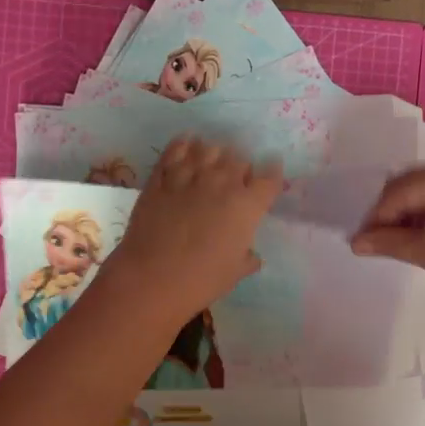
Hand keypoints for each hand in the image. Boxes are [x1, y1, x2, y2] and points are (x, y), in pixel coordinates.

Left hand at [99, 137, 280, 321]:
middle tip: (235, 179)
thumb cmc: (201, 280)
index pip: (269, 177)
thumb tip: (252, 256)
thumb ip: (247, 258)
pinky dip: (183, 145)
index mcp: (247, 205)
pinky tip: (185, 147)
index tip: (268, 178)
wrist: (153, 276)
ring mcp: (189, 175)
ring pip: (208, 147)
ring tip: (210, 163)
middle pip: (238, 157)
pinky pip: (175, 149)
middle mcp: (222, 182)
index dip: (272, 174)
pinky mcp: (161, 177)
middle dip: (240, 166)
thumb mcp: (235, 273)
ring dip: (213, 154)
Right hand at [351, 160, 424, 301]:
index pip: (398, 191)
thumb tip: (356, 242)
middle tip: (376, 241)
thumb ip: (393, 244)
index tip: (360, 242)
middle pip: (410, 185)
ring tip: (399, 241)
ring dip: (407, 213)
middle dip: (389, 213)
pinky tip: (424, 234)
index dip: (375, 217)